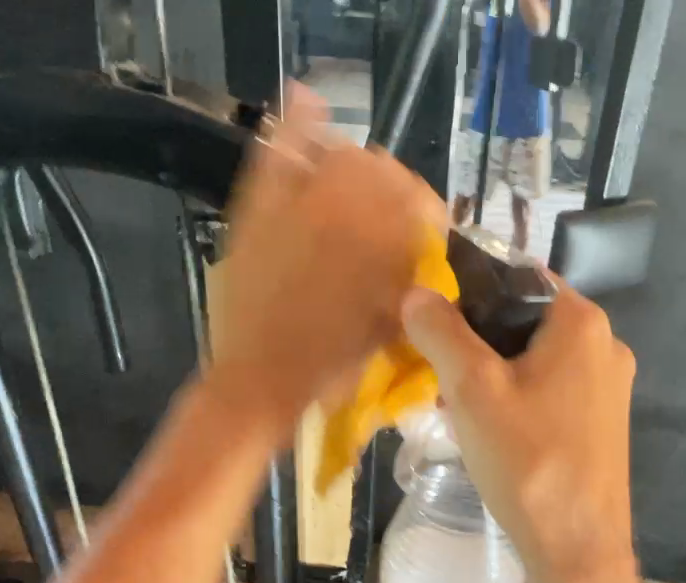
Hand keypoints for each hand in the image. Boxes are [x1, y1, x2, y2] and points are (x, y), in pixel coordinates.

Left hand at [205, 88, 443, 430]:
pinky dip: (294, 124)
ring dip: (356, 165)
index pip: (418, 202)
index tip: (426, 230)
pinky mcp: (260, 208)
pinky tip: (307, 100)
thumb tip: (424, 258)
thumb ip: (410, 285)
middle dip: (393, 188)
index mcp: (384, 244)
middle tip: (390, 214)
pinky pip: (279, 153)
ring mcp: (300, 204)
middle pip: (382, 172)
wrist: (259, 379)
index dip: (426, 212)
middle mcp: (348, 212)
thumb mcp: (385, 329)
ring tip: (356, 186)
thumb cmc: (328, 368)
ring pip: (340, 157)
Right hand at [401, 283, 637, 582]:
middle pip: (525, 320)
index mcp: (581, 322)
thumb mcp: (471, 391)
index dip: (470, 290)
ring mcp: (609, 389)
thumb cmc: (526, 461)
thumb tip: (416, 292)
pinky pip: (550, 394)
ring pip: (535, 361)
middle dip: (477, 343)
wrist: (577, 549)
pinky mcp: (602, 425)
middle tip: (439, 377)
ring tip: (457, 412)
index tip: (432, 323)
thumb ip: (441, 333)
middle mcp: (605, 345)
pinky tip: (490, 436)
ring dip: (492, 376)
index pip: (519, 275)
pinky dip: (515, 402)